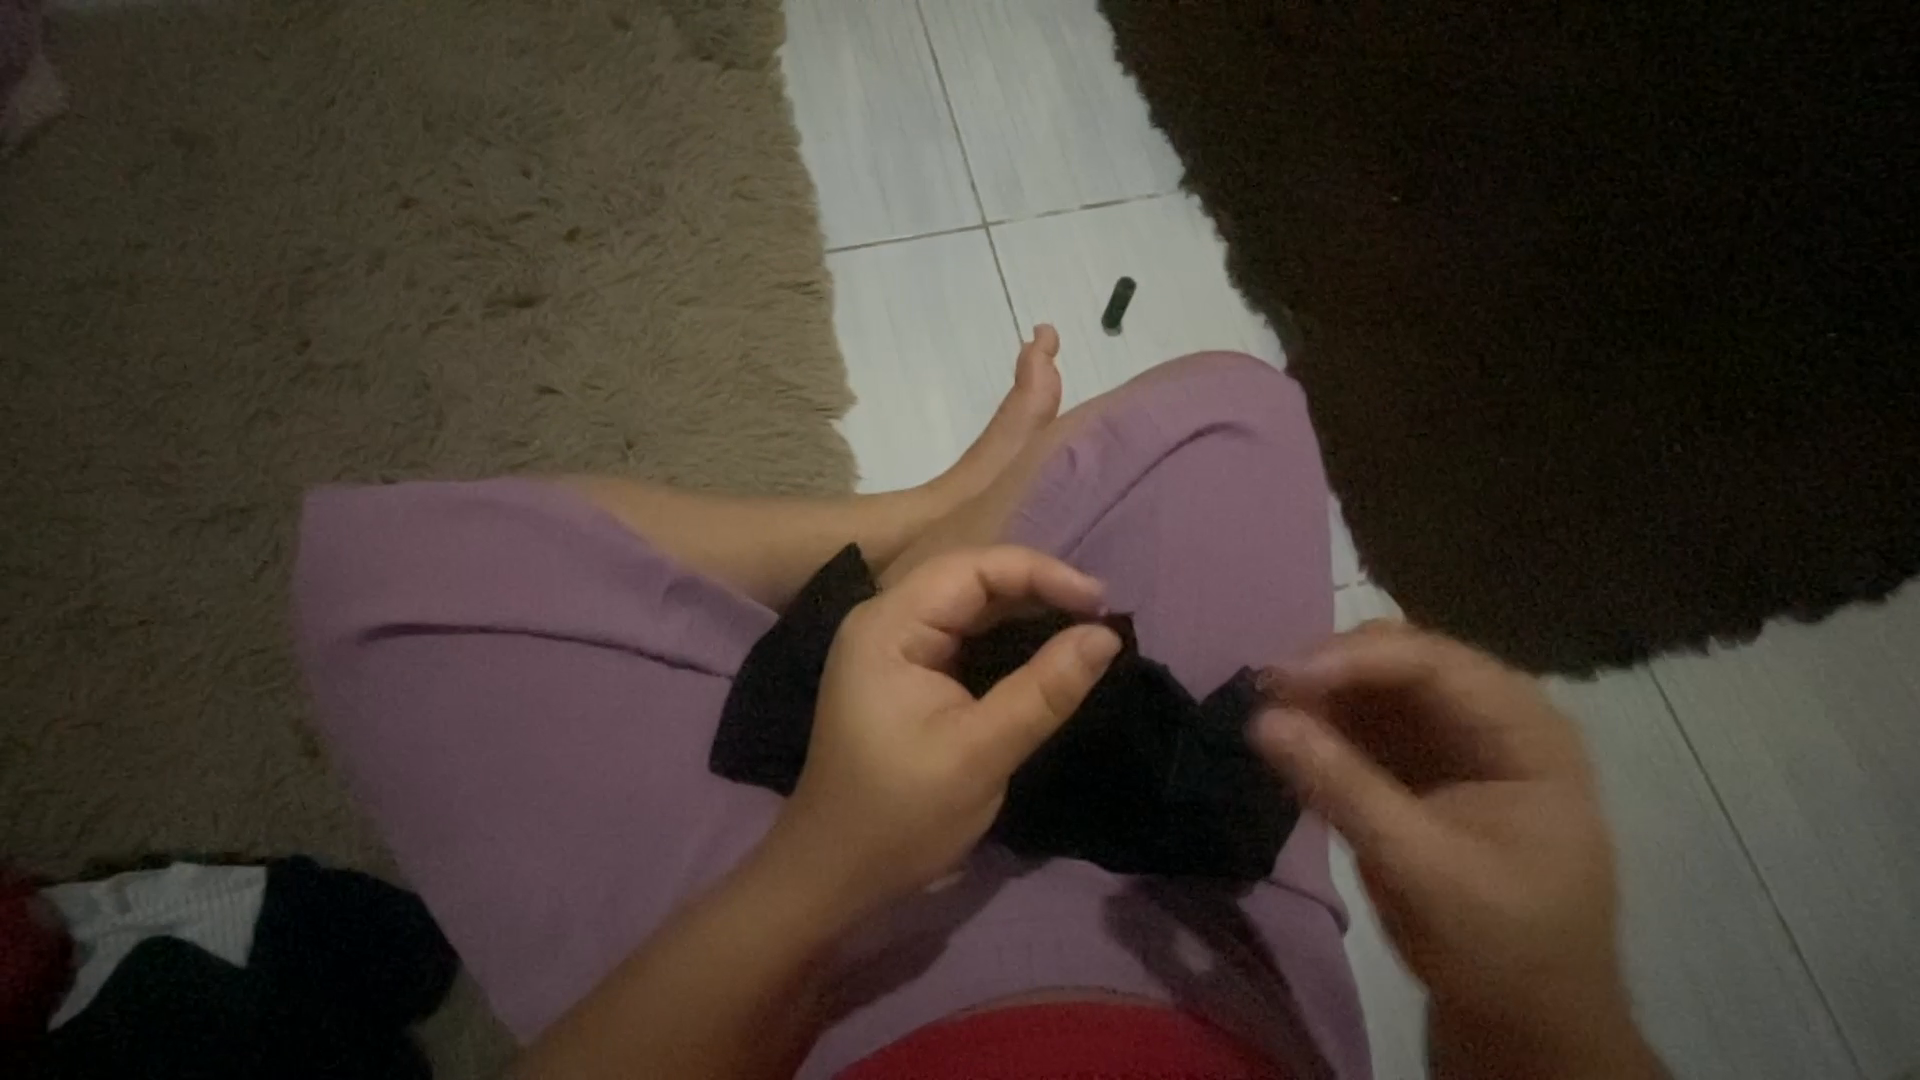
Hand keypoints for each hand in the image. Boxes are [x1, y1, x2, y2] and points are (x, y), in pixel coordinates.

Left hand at [769, 545, 1122, 915]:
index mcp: (888, 626)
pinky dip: (1007, 637)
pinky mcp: (904, 670)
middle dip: (1037, 589)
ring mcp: (891, 645)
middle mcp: (884, 620)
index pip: (972, 568)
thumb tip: (1106, 635)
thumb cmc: (900, 817)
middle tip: (1100, 617)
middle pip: (969, 579)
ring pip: (969, 605)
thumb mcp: (981, 753)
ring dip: (1026, 611)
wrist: (835, 872)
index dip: (1041, 574)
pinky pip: (962, 634)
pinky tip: (1044, 648)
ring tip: (1084, 627)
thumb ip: (1044, 690)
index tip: (1101, 604)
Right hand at [1251, 621, 1643, 1069]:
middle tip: (1265, 694)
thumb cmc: (1500, 947)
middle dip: (1331, 668)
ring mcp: (1449, 737)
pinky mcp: (1412, 762)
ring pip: (1370, 682)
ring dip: (1317, 693)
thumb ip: (1343, 789)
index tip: (1280, 679)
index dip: (1354, 659)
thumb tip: (1259, 721)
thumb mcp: (1423, 869)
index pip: (1436, 664)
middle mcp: (1489, 717)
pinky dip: (1317, 722)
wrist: (1523, 1020)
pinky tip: (1284, 739)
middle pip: (1400, 658)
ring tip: (1264, 713)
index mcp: (1526, 732)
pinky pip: (1356, 720)